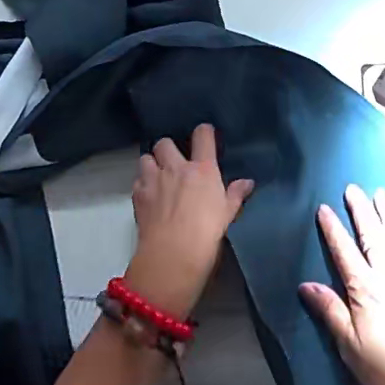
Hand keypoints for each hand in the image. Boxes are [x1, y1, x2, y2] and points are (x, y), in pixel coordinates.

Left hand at [126, 124, 253, 319]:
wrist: (173, 252)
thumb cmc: (207, 231)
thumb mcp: (227, 213)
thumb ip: (235, 194)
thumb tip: (247, 182)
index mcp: (202, 169)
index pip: (202, 136)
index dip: (204, 132)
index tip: (204, 135)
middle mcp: (176, 167)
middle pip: (165, 143)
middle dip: (168, 149)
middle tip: (174, 162)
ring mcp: (154, 179)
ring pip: (146, 158)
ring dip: (151, 164)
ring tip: (157, 176)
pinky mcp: (138, 194)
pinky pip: (137, 180)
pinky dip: (142, 184)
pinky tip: (148, 196)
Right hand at [301, 186, 384, 384]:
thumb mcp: (351, 348)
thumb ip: (331, 312)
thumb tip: (306, 285)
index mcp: (365, 289)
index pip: (343, 251)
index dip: (332, 229)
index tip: (324, 209)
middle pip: (373, 234)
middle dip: (361, 210)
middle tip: (353, 189)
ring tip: (381, 194)